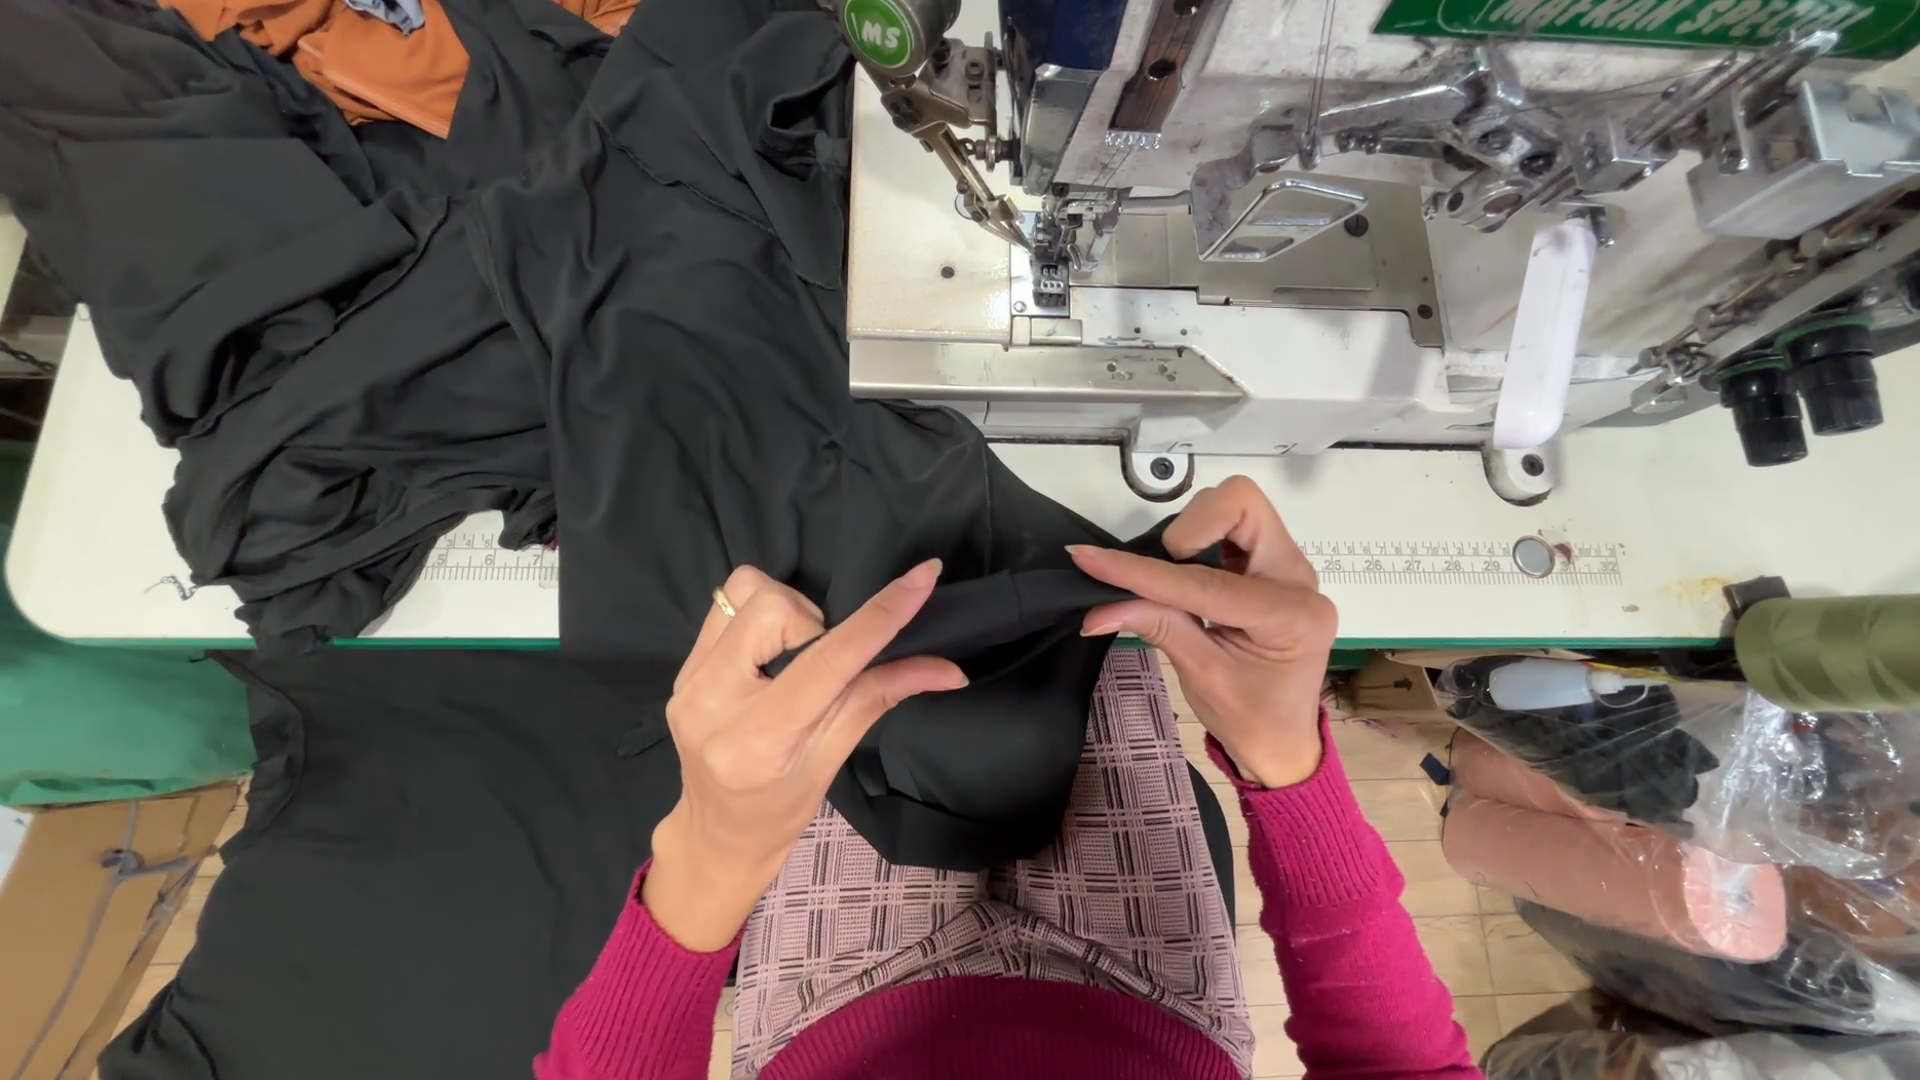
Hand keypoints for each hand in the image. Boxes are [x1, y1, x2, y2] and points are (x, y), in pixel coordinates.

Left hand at [643, 560, 966, 950]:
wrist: (715, 832)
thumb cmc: (783, 807)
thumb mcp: (837, 754)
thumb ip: (884, 695)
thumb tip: (949, 668)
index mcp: (757, 738)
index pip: (828, 660)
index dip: (881, 615)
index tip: (923, 577)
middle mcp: (710, 700)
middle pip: (775, 606)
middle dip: (814, 622)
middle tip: (822, 661)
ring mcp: (687, 679)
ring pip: (747, 591)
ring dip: (787, 613)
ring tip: (793, 655)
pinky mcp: (681, 665)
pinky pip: (728, 602)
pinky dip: (761, 614)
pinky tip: (768, 653)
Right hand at [1069, 476, 1335, 787]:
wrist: (1283, 740)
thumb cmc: (1250, 718)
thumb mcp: (1200, 675)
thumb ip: (1155, 626)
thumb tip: (1097, 607)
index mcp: (1290, 616)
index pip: (1203, 581)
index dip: (1142, 571)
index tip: (1090, 558)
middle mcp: (1297, 578)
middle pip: (1242, 504)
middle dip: (1189, 526)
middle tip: (1165, 569)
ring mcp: (1287, 566)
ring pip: (1237, 506)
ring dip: (1193, 531)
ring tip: (1174, 580)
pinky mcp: (1270, 563)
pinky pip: (1233, 525)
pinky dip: (1198, 539)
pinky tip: (1185, 574)